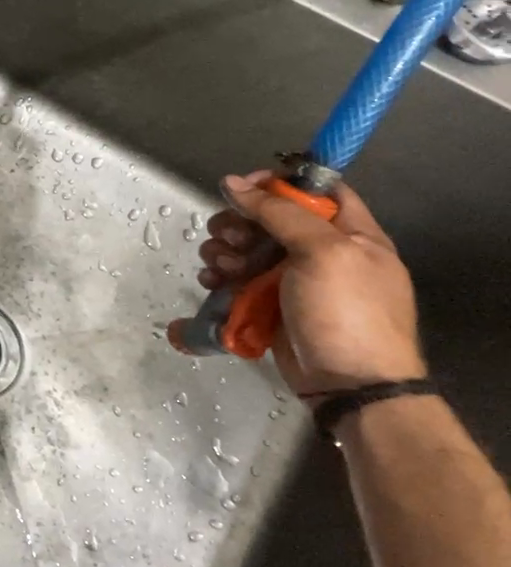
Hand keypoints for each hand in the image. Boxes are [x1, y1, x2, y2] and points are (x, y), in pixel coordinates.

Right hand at [198, 172, 425, 397]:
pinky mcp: (268, 301)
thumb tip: (233, 182)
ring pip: (243, 245)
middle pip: (267, 216)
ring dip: (222, 250)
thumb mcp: (323, 253)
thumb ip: (279, 213)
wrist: (348, 384)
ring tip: (222, 269)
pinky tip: (213, 283)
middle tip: (231, 238)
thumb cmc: (347, 313)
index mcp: (353, 236)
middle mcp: (323, 252)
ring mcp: (293, 279)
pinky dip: (218, 275)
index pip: (318, 190)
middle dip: (238, 222)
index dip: (279, 182)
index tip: (244, 188)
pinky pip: (234, 276)